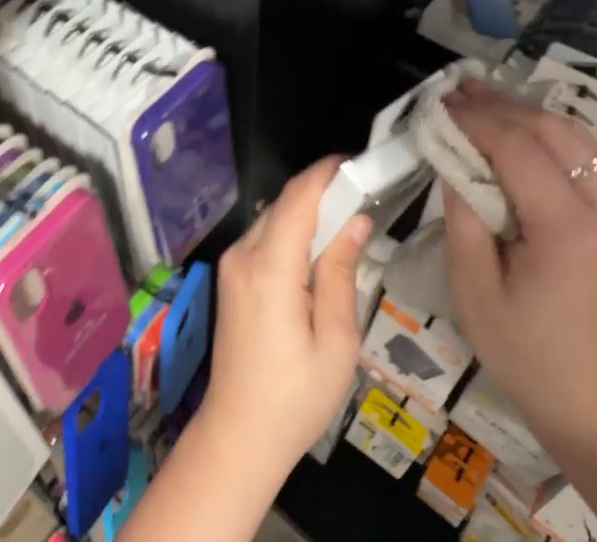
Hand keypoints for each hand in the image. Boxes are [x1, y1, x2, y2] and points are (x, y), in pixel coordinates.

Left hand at [200, 157, 370, 468]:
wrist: (239, 433)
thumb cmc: (296, 394)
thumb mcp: (336, 339)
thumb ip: (342, 273)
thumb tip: (355, 221)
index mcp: (269, 267)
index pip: (297, 198)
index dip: (327, 173)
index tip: (360, 162)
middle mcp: (242, 255)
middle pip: (283, 205)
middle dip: (322, 192)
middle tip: (366, 195)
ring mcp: (230, 267)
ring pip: (271, 220)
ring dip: (306, 213)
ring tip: (349, 221)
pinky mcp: (230, 281)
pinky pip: (263, 241)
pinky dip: (291, 234)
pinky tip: (319, 251)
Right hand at [441, 81, 596, 446]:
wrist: (596, 400)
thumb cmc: (524, 351)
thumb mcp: (474, 287)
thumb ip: (462, 215)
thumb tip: (451, 157)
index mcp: (567, 230)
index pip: (517, 147)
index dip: (475, 119)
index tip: (438, 104)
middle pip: (554, 130)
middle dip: (502, 105)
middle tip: (456, 93)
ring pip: (579, 138)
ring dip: (528, 114)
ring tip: (482, 102)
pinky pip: (589, 160)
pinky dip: (551, 138)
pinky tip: (519, 134)